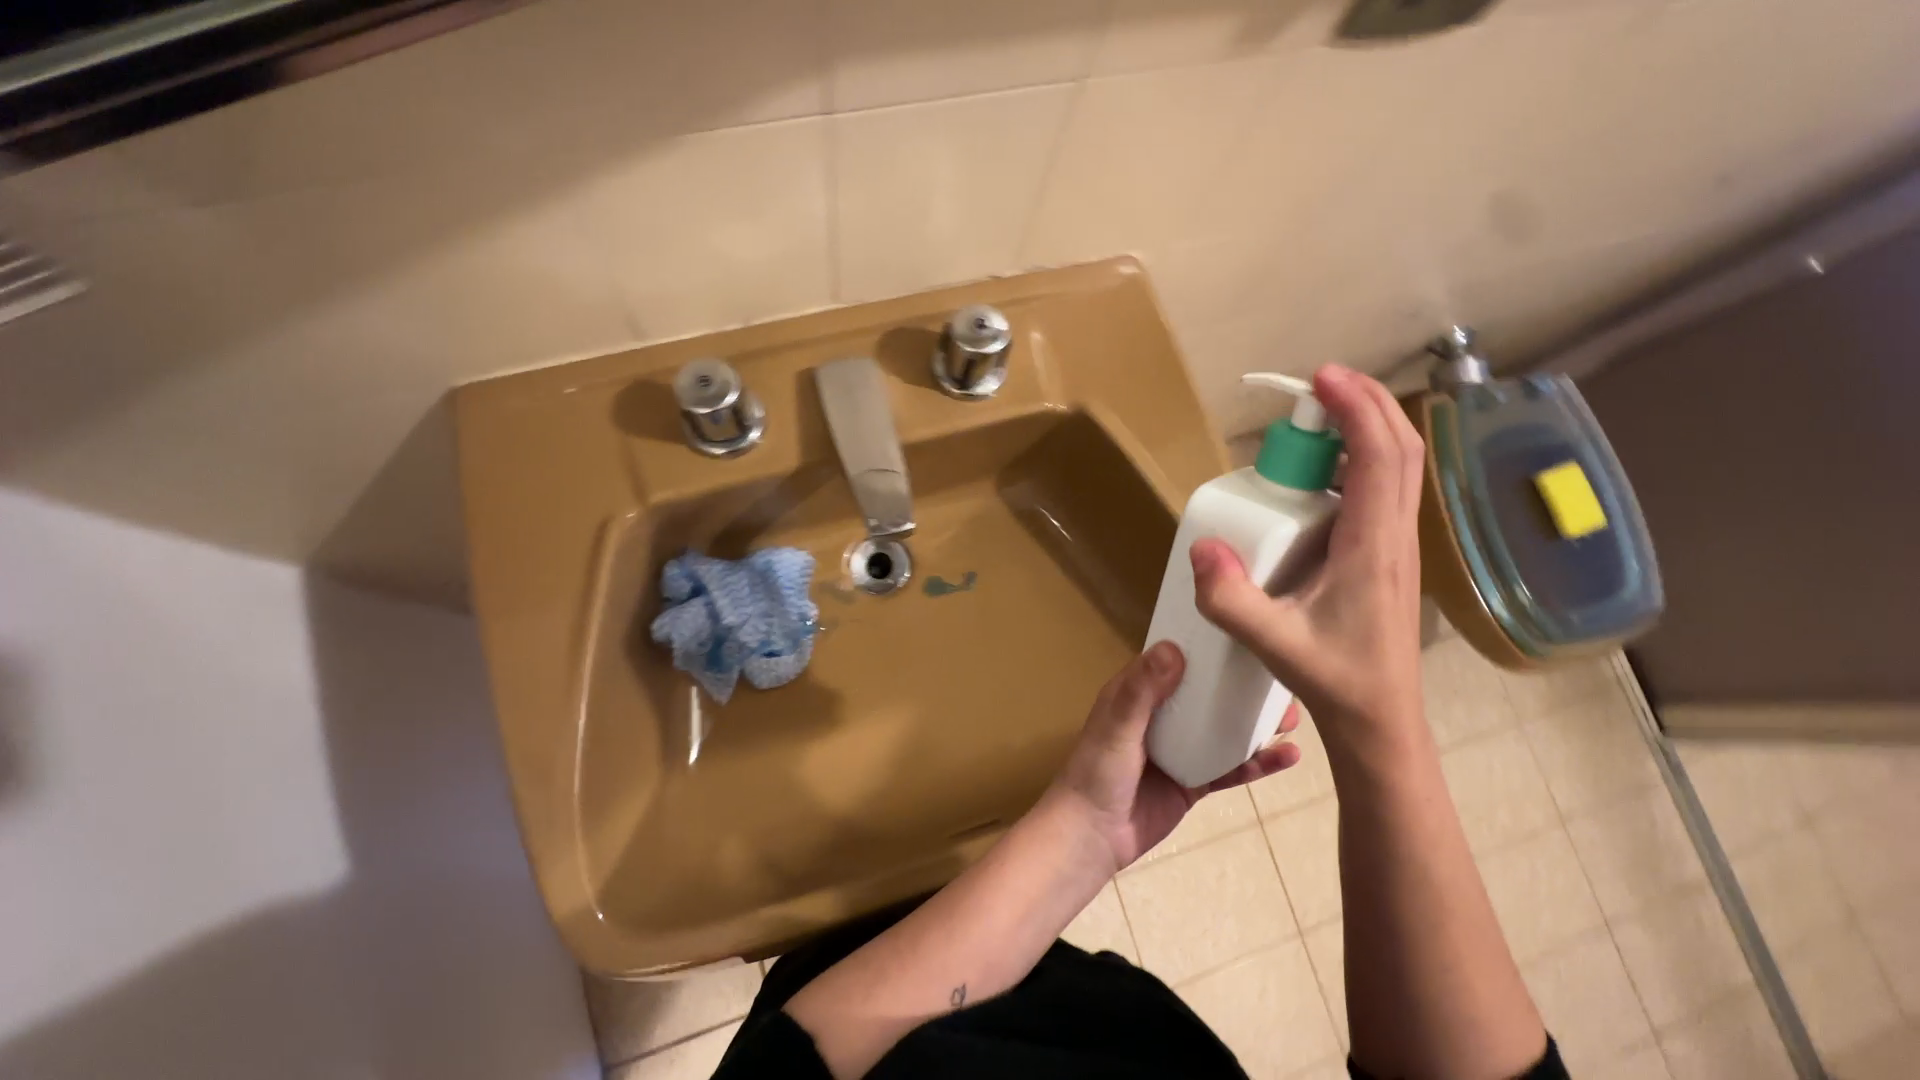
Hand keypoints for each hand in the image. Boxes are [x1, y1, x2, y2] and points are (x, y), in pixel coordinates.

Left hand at [1044, 641, 1302, 874]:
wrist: (1092, 837)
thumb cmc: (1096, 774)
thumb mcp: (1116, 726)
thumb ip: (1141, 691)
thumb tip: (1174, 648)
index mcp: (1136, 694)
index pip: (1176, 659)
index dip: (1206, 646)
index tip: (1246, 631)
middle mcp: (1161, 717)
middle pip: (1209, 693)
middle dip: (1243, 686)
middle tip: (1283, 680)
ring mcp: (1181, 751)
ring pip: (1225, 729)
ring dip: (1257, 723)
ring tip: (1294, 717)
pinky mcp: (1194, 783)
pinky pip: (1231, 768)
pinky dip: (1258, 763)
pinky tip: (1288, 757)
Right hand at [1192, 365, 1427, 770]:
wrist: (1382, 722)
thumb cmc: (1336, 683)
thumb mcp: (1273, 644)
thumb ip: (1231, 599)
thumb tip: (1202, 546)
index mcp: (1373, 548)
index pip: (1379, 458)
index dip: (1355, 409)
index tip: (1320, 378)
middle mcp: (1394, 537)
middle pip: (1402, 448)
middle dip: (1369, 403)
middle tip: (1321, 384)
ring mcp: (1397, 547)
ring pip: (1400, 467)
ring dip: (1370, 428)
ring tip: (1324, 414)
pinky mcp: (1388, 557)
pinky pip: (1386, 490)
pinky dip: (1364, 460)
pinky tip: (1325, 473)